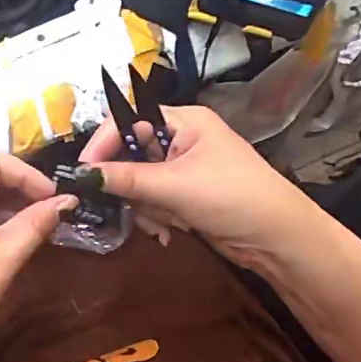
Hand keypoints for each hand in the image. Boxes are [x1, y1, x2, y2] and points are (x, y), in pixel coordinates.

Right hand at [80, 105, 326, 269]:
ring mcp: (182, 168)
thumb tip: (80, 175)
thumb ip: (124, 179)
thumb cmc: (233, 199)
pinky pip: (150, 200)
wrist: (280, 241)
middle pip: (128, 154)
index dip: (102, 144)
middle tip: (132, 204)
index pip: (126, 120)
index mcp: (184, 121)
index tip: (83, 172)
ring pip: (136, 182)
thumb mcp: (174, 186)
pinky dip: (154, 216)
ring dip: (143, 207)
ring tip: (164, 222)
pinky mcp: (184, 194)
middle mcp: (180, 138)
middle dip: (129, 185)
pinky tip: (170, 231)